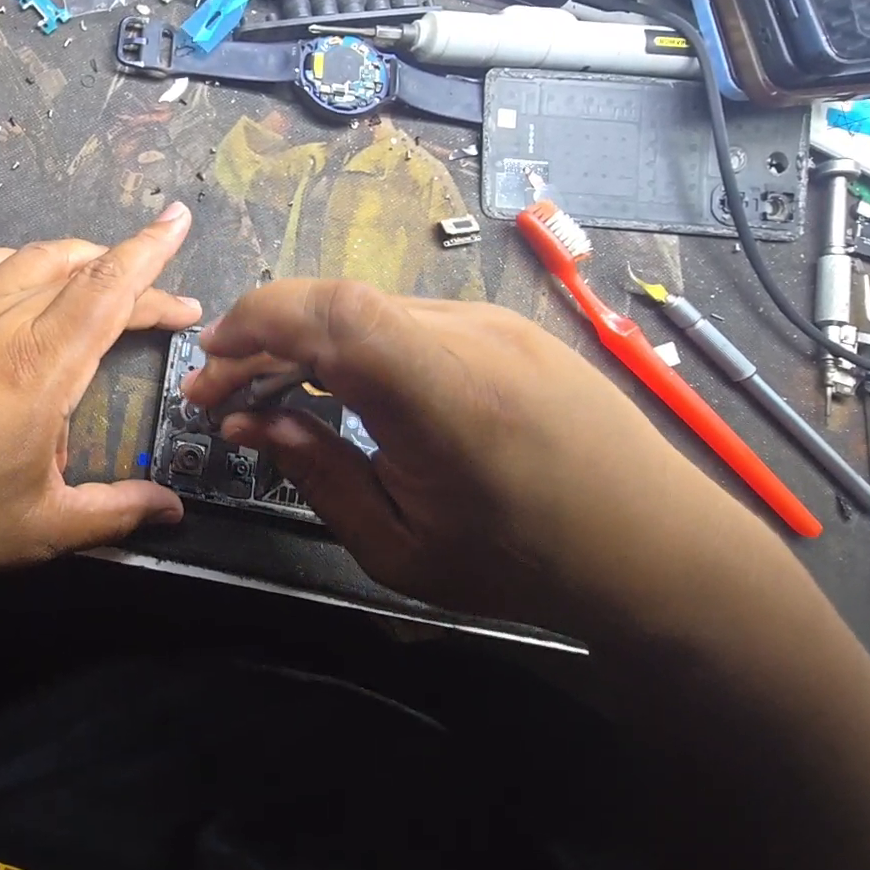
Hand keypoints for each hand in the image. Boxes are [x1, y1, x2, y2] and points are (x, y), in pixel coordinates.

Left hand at [0, 203, 201, 606]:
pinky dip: (19, 263)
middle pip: (78, 271)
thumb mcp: (40, 530)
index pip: (106, 289)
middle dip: (131, 272)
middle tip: (165, 303)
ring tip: (107, 280)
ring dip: (80, 260)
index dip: (149, 252)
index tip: (178, 222)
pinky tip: (25, 281)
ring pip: (31, 260)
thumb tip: (171, 512)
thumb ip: (116, 512)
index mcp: (36, 370)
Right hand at [181, 280, 780, 634]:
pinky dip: (344, 345)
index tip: (210, 356)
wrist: (659, 549)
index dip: (259, 318)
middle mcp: (470, 338)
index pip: (337, 315)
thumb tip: (248, 423)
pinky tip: (328, 385)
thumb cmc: (524, 564)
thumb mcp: (399, 549)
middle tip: (216, 391)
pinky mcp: (500, 326)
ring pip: (363, 309)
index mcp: (447, 400)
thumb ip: (318, 475)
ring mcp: (491, 323)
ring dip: (298, 342)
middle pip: (336, 304)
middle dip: (259, 339)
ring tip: (261, 392)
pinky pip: (400, 320)